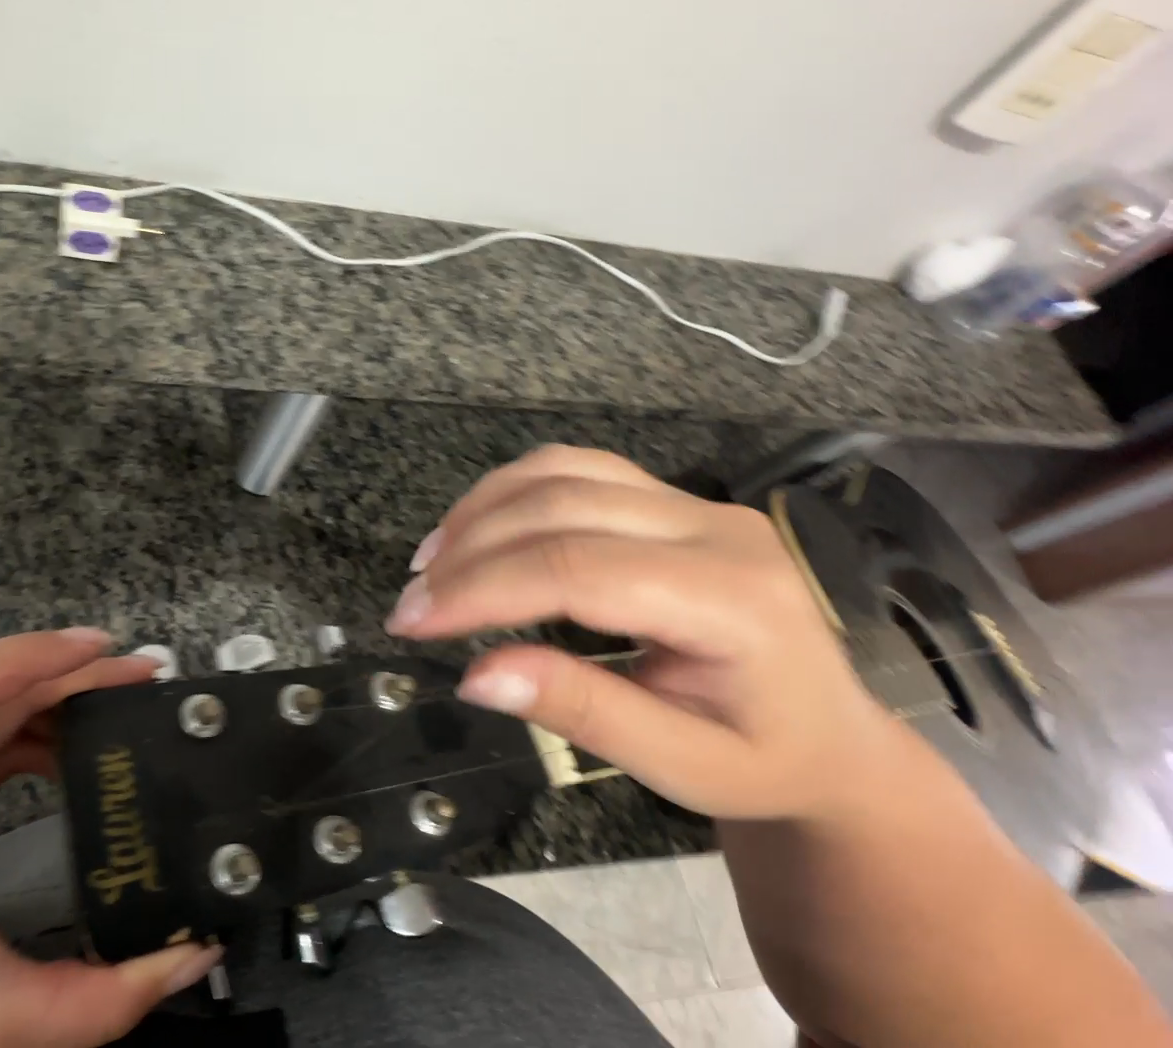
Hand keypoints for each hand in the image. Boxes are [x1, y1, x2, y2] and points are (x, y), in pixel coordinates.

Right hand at [387, 445, 902, 822]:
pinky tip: (473, 530)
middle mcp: (715, 530)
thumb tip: (475, 676)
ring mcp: (694, 505)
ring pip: (562, 473)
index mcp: (731, 601)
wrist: (829, 734)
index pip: (579, 570)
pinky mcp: (670, 500)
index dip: (483, 590)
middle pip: (561, 509)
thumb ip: (582, 711)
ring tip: (427, 565)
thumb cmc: (761, 761)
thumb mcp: (680, 765)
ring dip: (480, 511)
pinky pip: (576, 470)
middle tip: (406, 607)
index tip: (412, 623)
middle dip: (468, 553)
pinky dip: (509, 492)